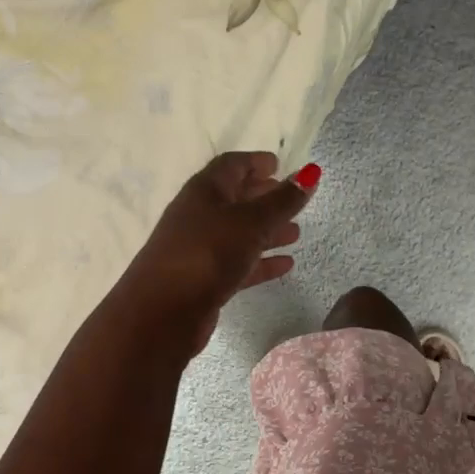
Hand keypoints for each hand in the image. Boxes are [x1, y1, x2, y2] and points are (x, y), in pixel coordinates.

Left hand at [116, 152, 314, 352]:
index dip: (256, 162)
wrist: (164, 311)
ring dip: (267, 231)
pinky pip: (238, 263)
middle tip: (293, 201)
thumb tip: (310, 174)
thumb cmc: (208, 253)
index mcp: (205, 191)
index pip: (232, 165)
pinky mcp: (205, 279)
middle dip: (264, 197)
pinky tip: (286, 266)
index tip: (281, 165)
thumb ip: (282, 201)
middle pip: (235, 199)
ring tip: (296, 234)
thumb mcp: (251, 222)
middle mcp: (199, 215)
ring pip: (239, 233)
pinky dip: (261, 261)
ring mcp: (200, 248)